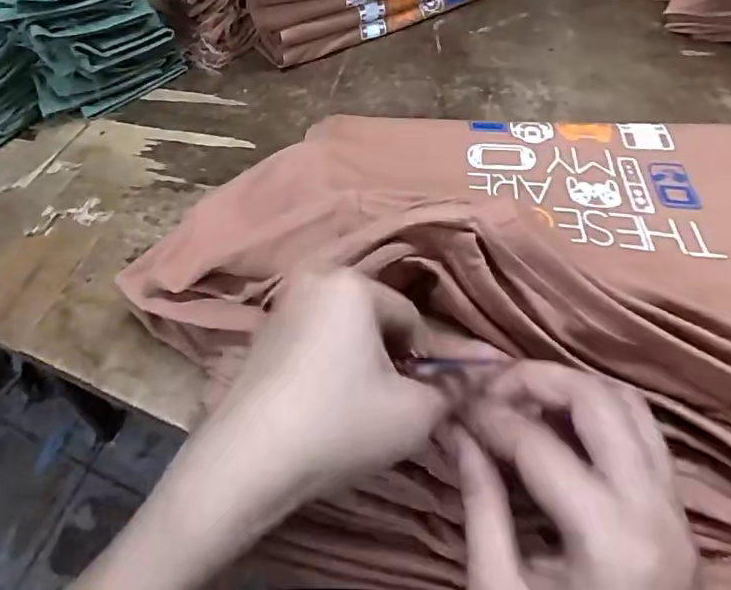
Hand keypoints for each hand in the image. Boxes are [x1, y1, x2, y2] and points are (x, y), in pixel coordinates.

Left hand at [196, 267, 450, 513]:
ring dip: (361, 360)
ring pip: (345, 328)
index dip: (427, 363)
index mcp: (352, 283)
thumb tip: (479, 374)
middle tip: (391, 404)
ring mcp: (285, 301)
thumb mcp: (414, 412)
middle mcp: (316, 277)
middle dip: (392, 358)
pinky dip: (329, 361)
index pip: (412, 319)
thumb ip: (452, 389)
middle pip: (377, 318)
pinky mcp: (265, 328)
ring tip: (357, 406)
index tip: (422, 402)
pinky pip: (316, 336)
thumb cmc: (341, 422)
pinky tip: (324, 401)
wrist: (251, 453)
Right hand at [456, 364, 696, 589]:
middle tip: (486, 390)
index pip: (534, 439)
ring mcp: (676, 511)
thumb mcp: (500, 589)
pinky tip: (557, 424)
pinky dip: (597, 410)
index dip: (483, 414)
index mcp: (610, 540)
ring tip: (520, 399)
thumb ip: (480, 503)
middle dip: (532, 379)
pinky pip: (643, 432)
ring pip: (628, 404)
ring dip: (569, 387)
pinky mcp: (678, 514)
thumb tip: (454, 431)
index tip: (450, 409)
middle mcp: (656, 513)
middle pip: (595, 399)